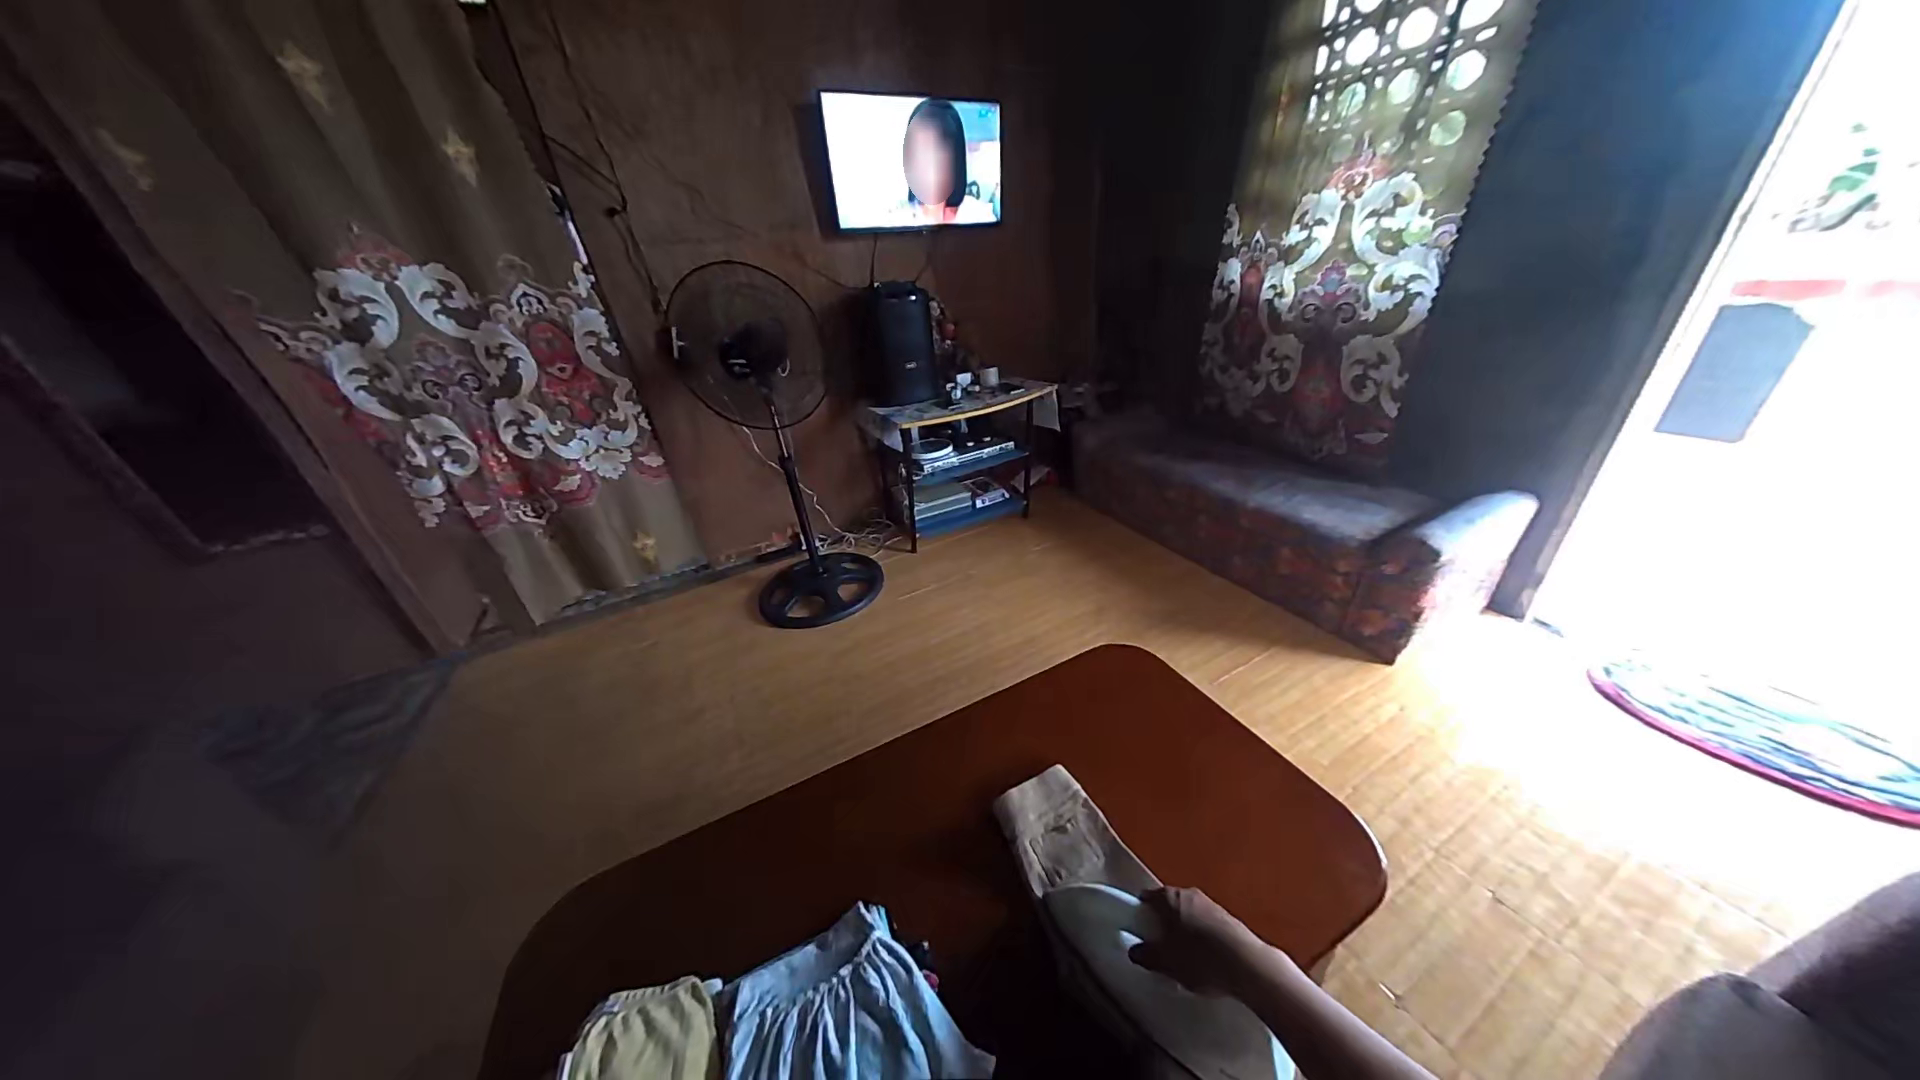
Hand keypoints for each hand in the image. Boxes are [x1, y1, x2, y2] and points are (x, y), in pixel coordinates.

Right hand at [1126, 886, 1274, 997]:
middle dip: (1163, 924)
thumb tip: (1135, 951)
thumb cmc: (1200, 959)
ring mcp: (1211, 904)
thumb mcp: (1166, 963)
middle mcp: (1189, 893)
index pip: (1146, 898)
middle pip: (1168, 905)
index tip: (1140, 933)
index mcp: (1168, 897)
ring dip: (1185, 931)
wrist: (1249, 966)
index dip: (1140, 914)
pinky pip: (1207, 925)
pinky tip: (1208, 961)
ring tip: (1186, 960)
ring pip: (1189, 914)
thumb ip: (1146, 955)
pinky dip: (1203, 938)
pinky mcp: (1229, 919)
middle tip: (1161, 949)